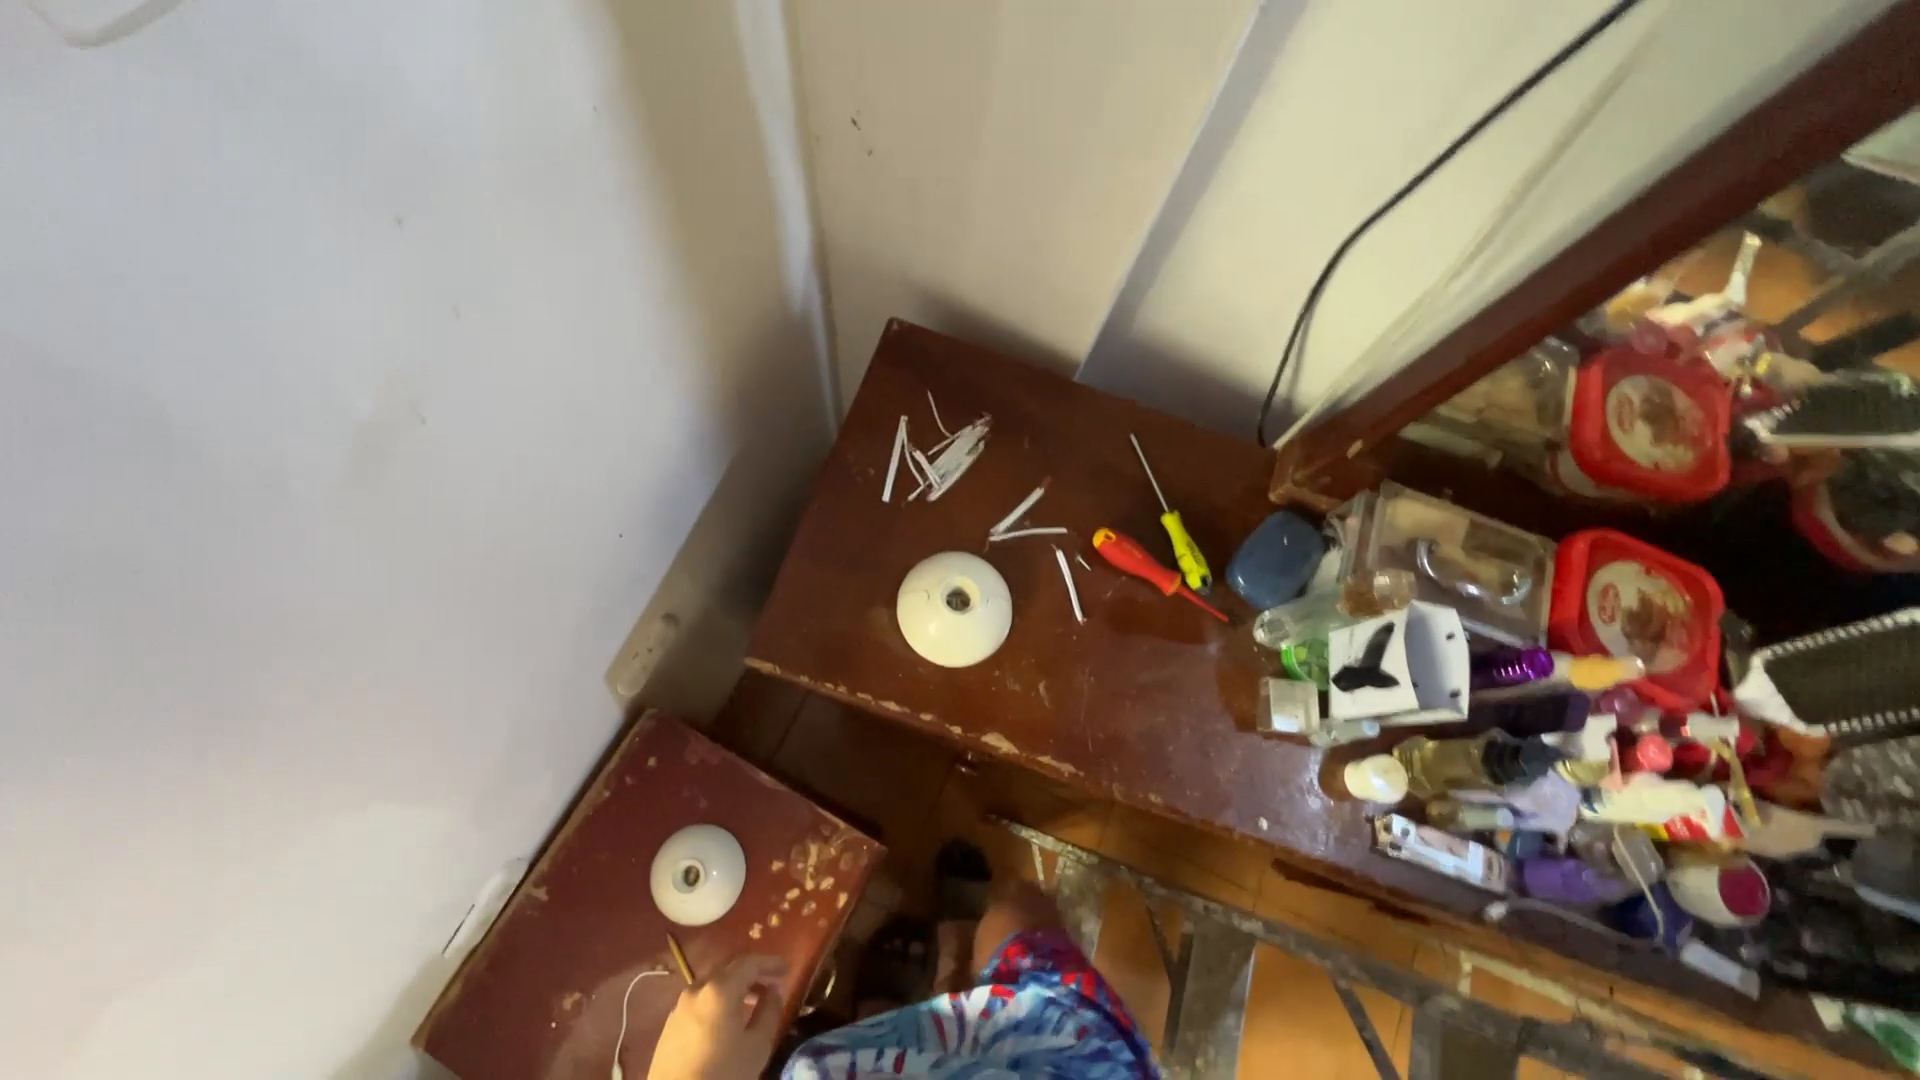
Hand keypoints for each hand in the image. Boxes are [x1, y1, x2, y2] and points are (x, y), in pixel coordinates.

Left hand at [646, 953, 788, 1079]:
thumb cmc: (723, 1076)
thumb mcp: (757, 1047)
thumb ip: (769, 1012)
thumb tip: (774, 991)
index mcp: (720, 990)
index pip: (750, 962)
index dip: (771, 963)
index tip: (788, 970)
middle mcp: (697, 989)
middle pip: (728, 967)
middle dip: (752, 970)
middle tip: (772, 981)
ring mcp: (679, 1006)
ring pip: (712, 982)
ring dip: (734, 984)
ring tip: (751, 1001)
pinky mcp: (670, 1024)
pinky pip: (699, 999)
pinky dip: (717, 998)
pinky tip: (726, 1019)